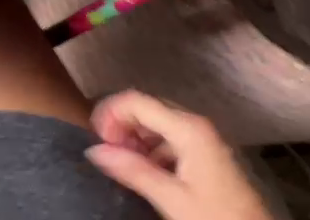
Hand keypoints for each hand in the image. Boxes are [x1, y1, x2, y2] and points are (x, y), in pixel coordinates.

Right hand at [85, 90, 275, 219]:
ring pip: (159, 123)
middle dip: (123, 124)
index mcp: (188, 127)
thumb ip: (132, 170)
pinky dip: (153, 148)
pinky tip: (147, 171)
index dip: (111, 113)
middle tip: (108, 151)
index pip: (136, 101)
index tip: (97, 139)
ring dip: (137, 137)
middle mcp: (196, 124)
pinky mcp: (208, 155)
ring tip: (124, 163)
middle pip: (147, 108)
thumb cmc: (216, 219)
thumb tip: (93, 149)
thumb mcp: (171, 199)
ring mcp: (205, 139)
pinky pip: (172, 138)